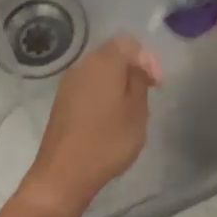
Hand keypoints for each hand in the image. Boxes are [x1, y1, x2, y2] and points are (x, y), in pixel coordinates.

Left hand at [22, 35, 162, 215]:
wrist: (63, 173)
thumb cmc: (107, 141)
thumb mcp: (136, 111)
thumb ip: (138, 81)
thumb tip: (136, 67)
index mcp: (103, 62)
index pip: (128, 43)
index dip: (147, 59)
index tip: (157, 84)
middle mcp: (81, 66)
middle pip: (111, 55)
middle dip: (131, 70)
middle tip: (146, 94)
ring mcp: (66, 85)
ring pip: (97, 73)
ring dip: (115, 85)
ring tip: (129, 110)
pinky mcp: (60, 103)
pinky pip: (86, 89)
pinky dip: (101, 96)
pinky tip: (108, 119)